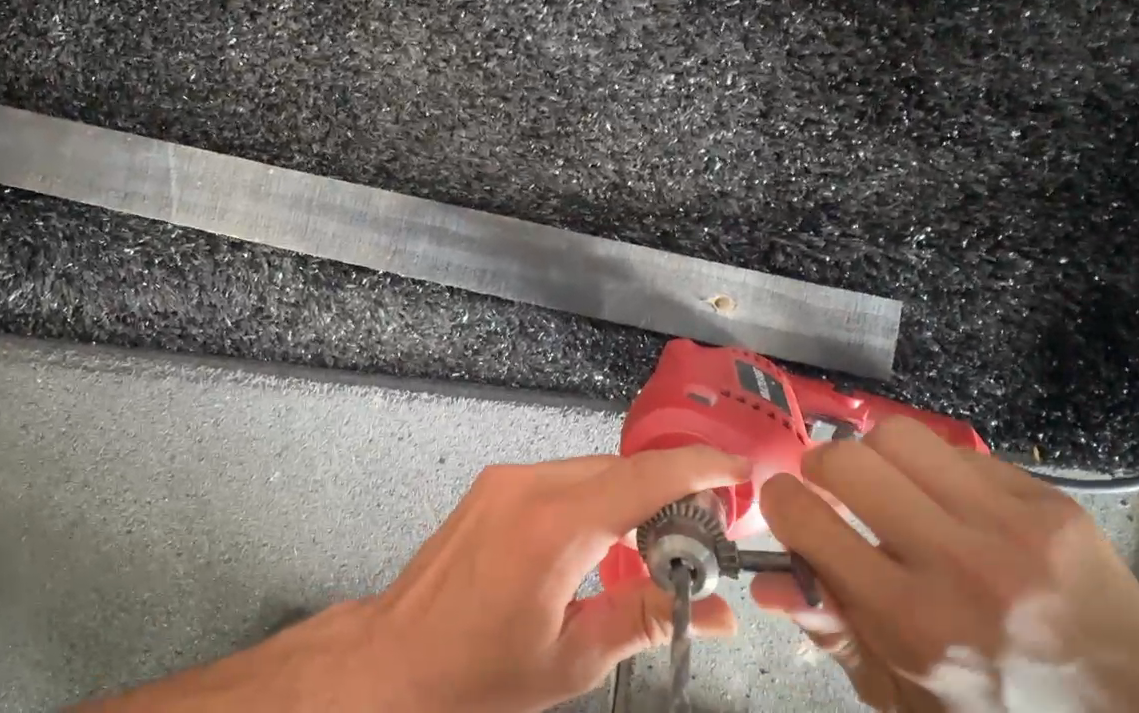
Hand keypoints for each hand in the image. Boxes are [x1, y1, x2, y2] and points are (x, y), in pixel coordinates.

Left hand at [360, 447, 748, 712]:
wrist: (398, 654)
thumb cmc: (482, 669)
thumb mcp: (574, 656)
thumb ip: (645, 618)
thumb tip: (718, 612)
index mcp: (554, 526)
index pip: (642, 479)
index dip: (698, 470)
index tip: (740, 473)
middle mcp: (528, 485)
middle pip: (618, 470)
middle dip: (669, 489)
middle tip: (707, 530)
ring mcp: (504, 480)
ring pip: (589, 470)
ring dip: (630, 495)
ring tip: (661, 541)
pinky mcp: (490, 487)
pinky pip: (559, 478)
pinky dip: (594, 497)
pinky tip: (606, 538)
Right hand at [751, 416, 1138, 712]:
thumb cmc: (1002, 711)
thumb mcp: (905, 696)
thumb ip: (836, 633)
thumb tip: (768, 582)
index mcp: (914, 621)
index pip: (806, 518)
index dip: (781, 501)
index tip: (789, 505)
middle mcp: (960, 564)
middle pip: (847, 461)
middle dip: (822, 467)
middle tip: (833, 490)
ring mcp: (1013, 526)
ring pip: (899, 435)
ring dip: (877, 455)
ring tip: (889, 486)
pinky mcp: (1051, 503)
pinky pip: (961, 453)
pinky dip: (939, 472)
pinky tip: (954, 506)